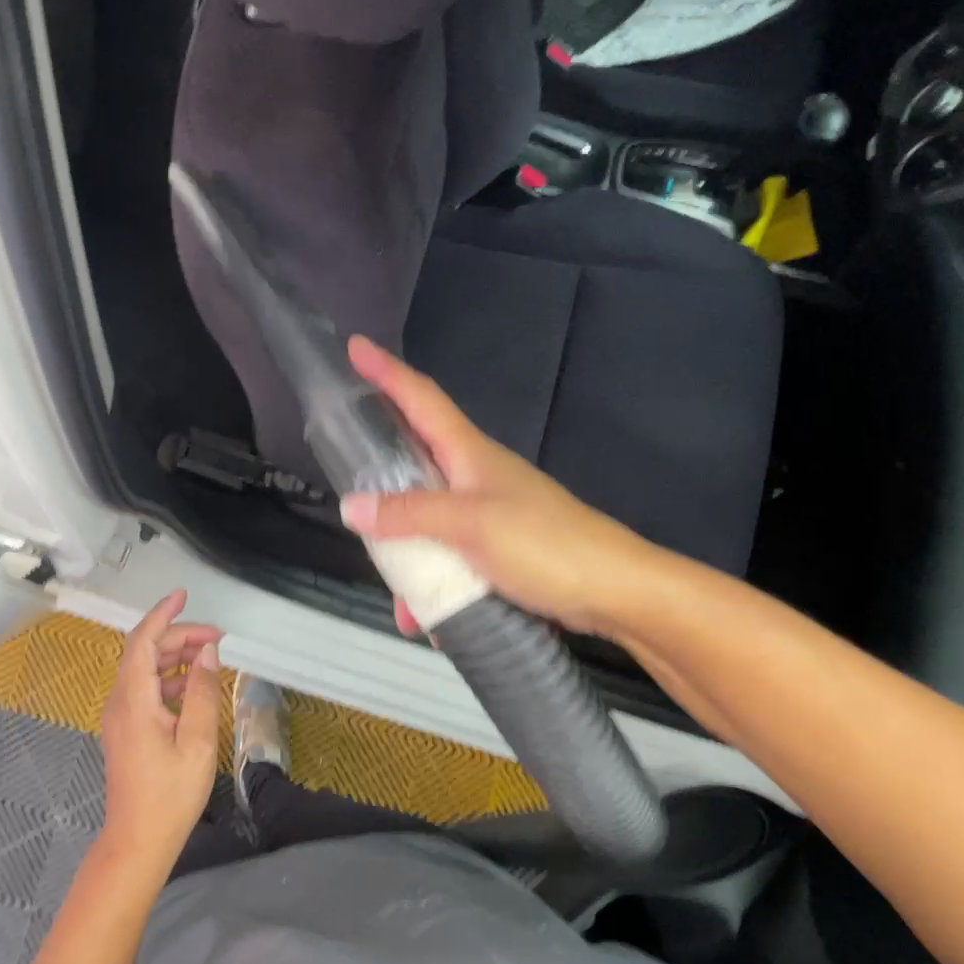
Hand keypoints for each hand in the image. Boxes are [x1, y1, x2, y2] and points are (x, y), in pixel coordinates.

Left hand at [98, 590, 222, 861]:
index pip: (143, 640)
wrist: (138, 841)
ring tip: (210, 655)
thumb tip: (207, 651)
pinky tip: (194, 686)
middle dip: (178, 636)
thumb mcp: (197, 741)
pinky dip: (169, 679)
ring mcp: (119, 716)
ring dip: (175, 657)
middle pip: (144, 652)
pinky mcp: (125, 730)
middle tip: (217, 636)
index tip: (183, 594)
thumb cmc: (170, 794)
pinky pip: (145, 690)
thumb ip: (203, 691)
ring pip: (145, 670)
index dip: (163, 613)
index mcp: (133, 699)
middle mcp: (119, 701)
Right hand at [338, 336, 665, 639]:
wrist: (617, 592)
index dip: (385, 371)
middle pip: (411, 458)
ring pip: (422, 518)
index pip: (420, 398)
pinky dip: (430, 582)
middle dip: (377, 471)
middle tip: (346, 480)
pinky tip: (424, 617)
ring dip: (403, 551)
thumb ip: (409, 514)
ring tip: (394, 591)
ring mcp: (482, 512)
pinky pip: (444, 556)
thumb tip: (351, 508)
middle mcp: (471, 475)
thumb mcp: (470, 525)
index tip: (354, 346)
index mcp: (468, 452)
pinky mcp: (492, 548)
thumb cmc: (547, 544)